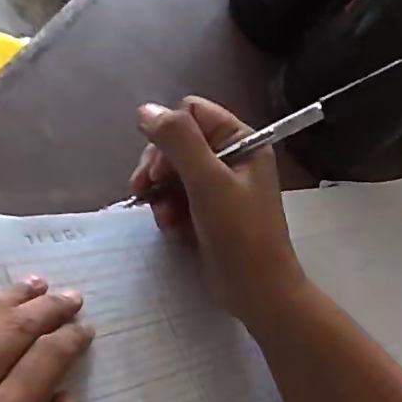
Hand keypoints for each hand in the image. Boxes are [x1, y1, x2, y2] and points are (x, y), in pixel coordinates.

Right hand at [130, 97, 306, 322]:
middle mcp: (231, 160)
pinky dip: (171, 215)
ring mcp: (220, 190)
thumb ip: (178, 141)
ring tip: (167, 221)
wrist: (257, 291)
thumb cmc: (240, 235)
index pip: (192, 115)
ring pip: (173, 176)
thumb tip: (144, 110)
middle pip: (178, 145)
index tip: (157, 168)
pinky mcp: (209, 216)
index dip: (168, 136)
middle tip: (143, 191)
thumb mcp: (209, 182)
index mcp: (242, 142)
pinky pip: (178, 202)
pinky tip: (174, 232)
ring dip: (162, 197)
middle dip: (159, 169)